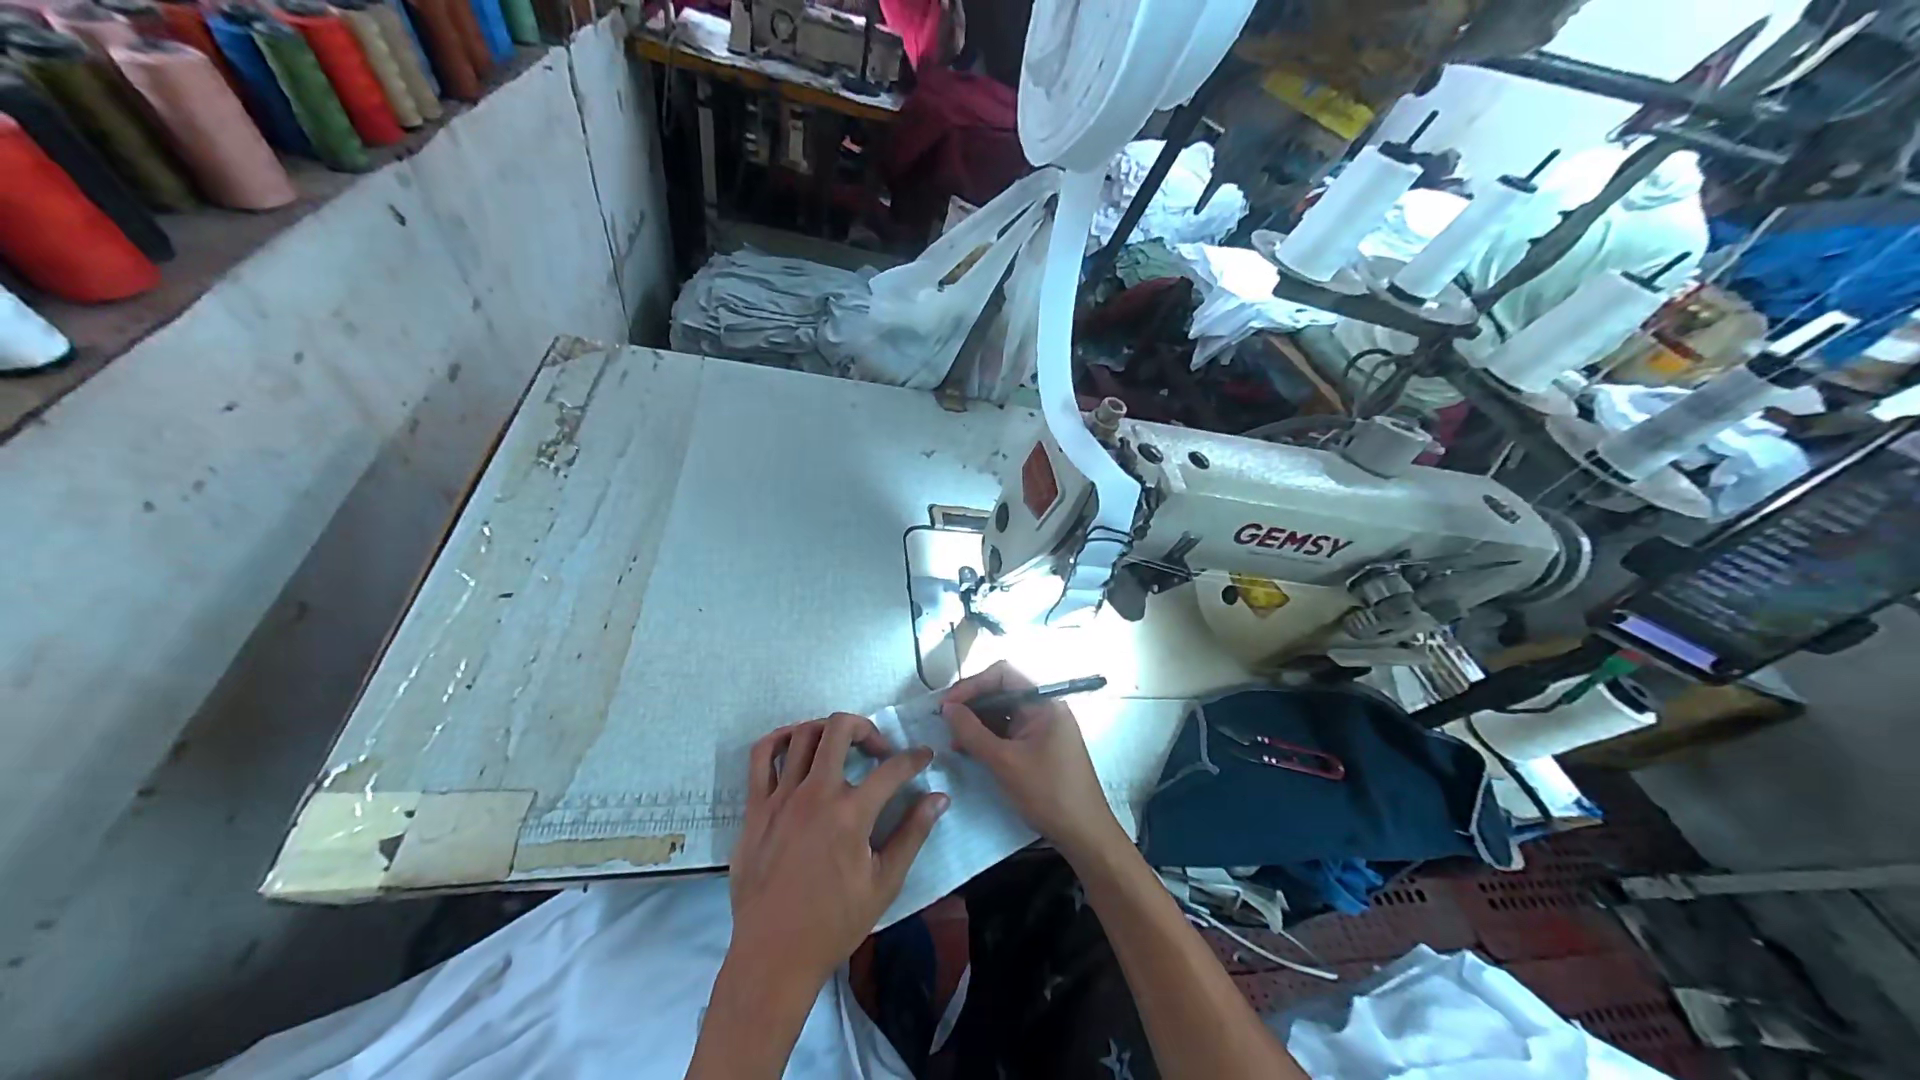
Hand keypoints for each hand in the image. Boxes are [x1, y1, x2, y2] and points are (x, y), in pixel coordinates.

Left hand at [727, 713, 948, 994]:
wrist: (774, 954)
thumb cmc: (834, 922)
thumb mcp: (885, 883)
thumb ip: (912, 834)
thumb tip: (939, 798)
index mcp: (851, 814)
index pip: (892, 768)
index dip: (915, 758)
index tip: (923, 758)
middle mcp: (815, 794)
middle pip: (840, 729)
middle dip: (867, 728)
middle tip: (878, 750)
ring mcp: (780, 797)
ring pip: (803, 734)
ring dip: (828, 731)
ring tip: (841, 748)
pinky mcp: (755, 808)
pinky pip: (762, 756)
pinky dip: (779, 739)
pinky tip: (796, 745)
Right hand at [942, 662, 1126, 861]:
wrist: (1084, 834)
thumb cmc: (1047, 792)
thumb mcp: (1003, 761)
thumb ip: (972, 731)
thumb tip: (947, 708)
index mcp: (1044, 702)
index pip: (1003, 674)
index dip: (972, 684)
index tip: (947, 704)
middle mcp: (1046, 709)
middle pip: (1002, 692)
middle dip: (972, 704)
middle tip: (945, 722)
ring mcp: (1044, 729)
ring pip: (1004, 713)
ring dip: (978, 723)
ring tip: (954, 740)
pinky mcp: (1040, 747)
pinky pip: (1010, 732)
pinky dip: (989, 738)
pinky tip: (970, 749)